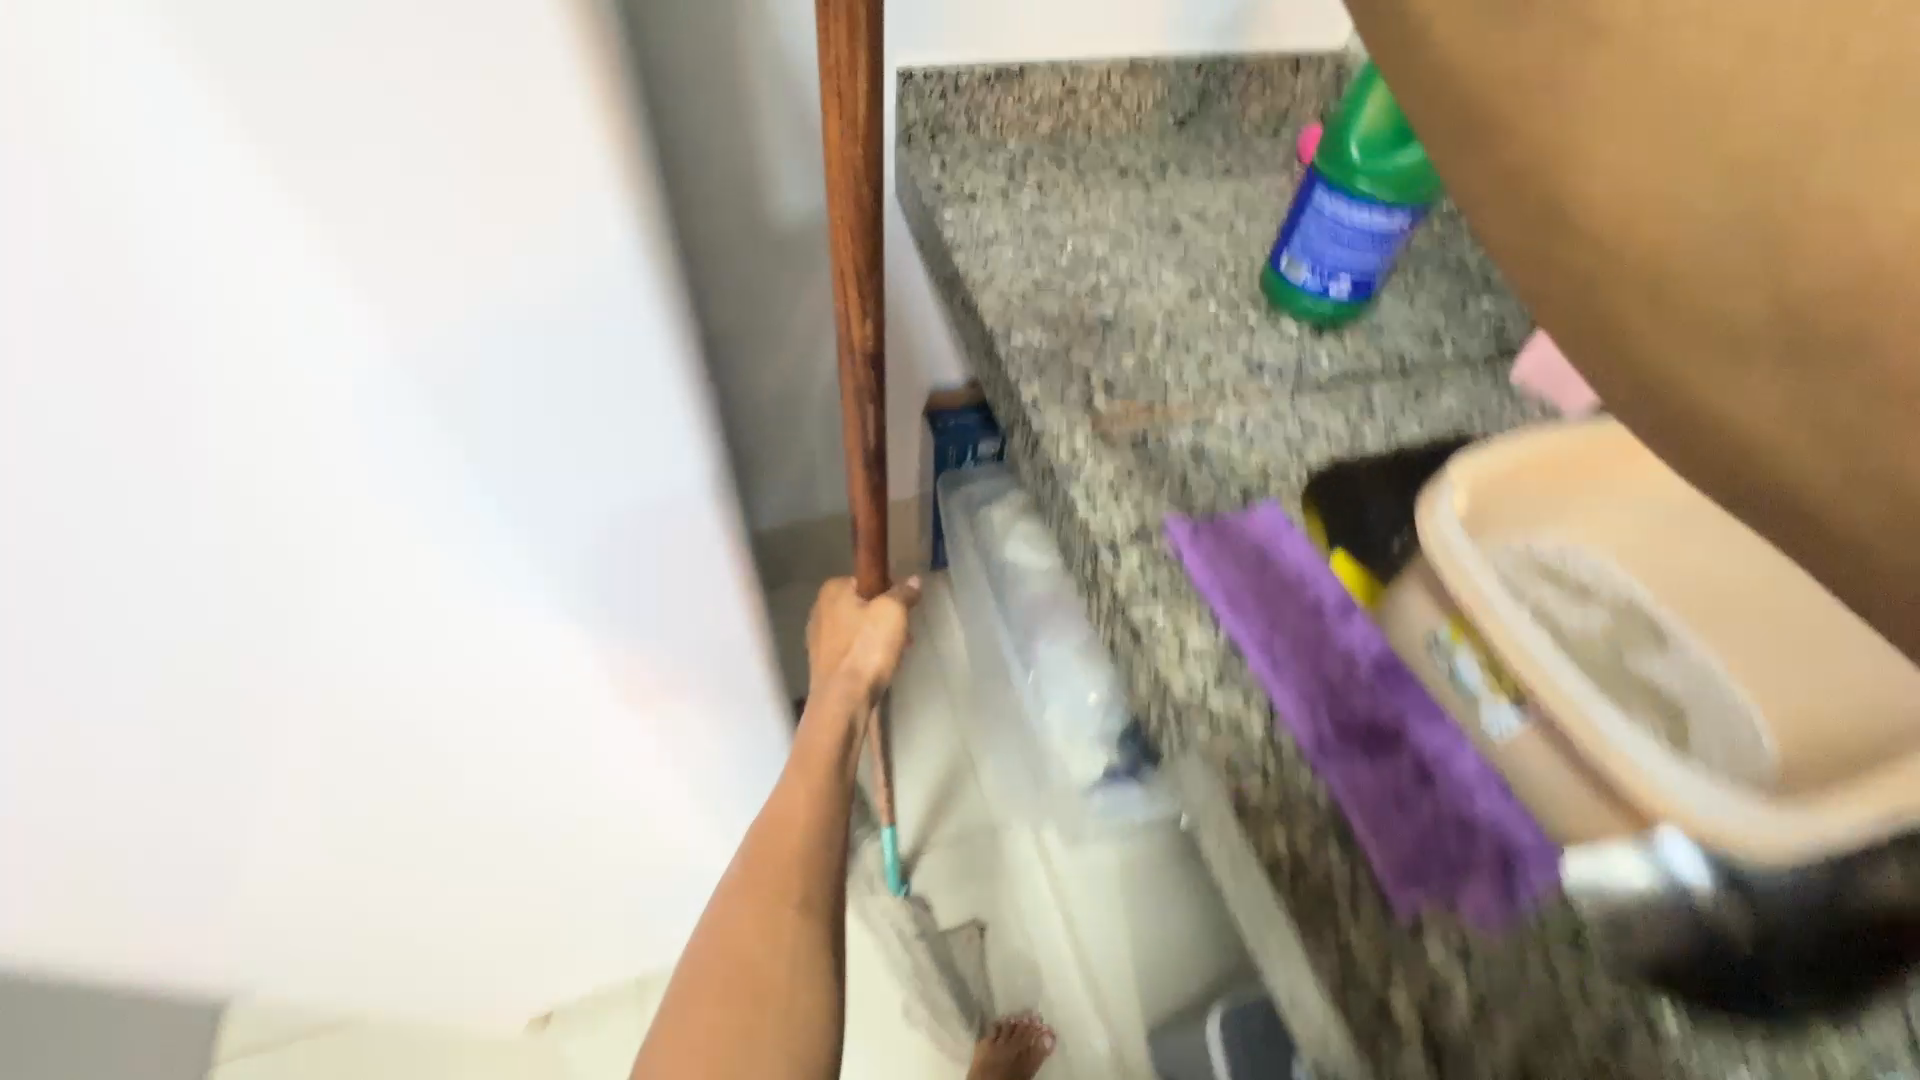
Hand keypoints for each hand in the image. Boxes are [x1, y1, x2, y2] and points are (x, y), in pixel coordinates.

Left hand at [806, 575, 921, 705]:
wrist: (842, 700)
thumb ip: (904, 593)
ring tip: (896, 655)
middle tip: (904, 635)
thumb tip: (913, 581)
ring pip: (858, 630)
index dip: (890, 592)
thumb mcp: (893, 612)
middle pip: (863, 606)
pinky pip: (851, 651)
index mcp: (832, 590)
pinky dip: (866, 655)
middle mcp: (820, 610)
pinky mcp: (823, 663)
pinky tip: (879, 669)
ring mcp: (819, 638)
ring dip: (879, 639)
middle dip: (886, 619)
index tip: (904, 610)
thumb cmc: (866, 649)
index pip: (868, 579)